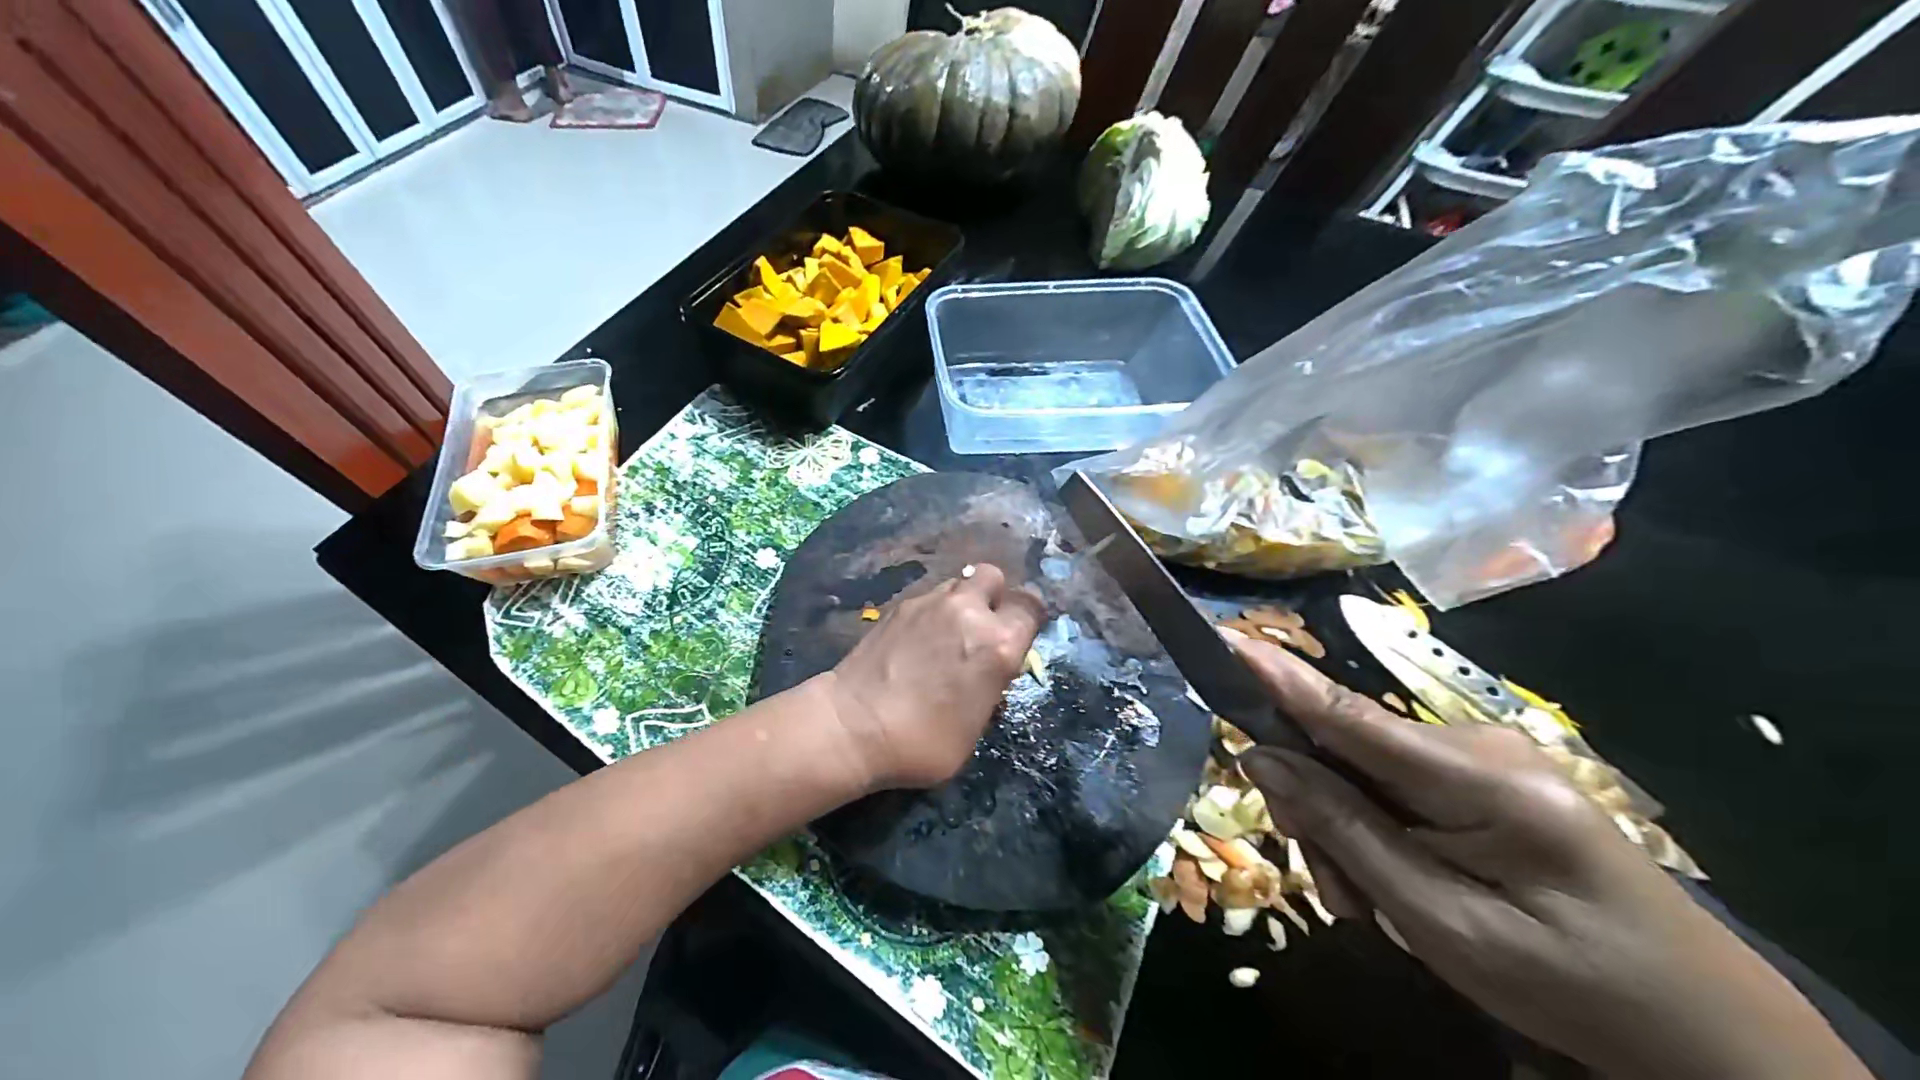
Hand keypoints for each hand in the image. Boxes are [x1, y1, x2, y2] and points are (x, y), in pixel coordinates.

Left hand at [821, 563, 1045, 790]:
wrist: (853, 726)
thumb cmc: (924, 742)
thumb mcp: (978, 727)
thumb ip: (992, 683)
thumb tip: (989, 668)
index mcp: (997, 643)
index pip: (1031, 607)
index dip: (1026, 620)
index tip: (1017, 638)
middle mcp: (968, 611)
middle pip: (993, 577)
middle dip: (993, 596)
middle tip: (980, 629)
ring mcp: (930, 603)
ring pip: (958, 584)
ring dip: (960, 604)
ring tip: (944, 636)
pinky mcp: (899, 606)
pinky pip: (928, 599)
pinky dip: (930, 614)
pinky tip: (915, 643)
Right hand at [1225, 632, 1868, 1079]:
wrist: (1699, 1029)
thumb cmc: (1570, 983)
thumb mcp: (1442, 920)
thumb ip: (1346, 831)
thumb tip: (1263, 760)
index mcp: (1480, 778)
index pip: (1349, 714)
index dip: (1278, 676)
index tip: (1225, 638)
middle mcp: (1478, 745)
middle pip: (1344, 748)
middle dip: (1314, 806)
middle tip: (1332, 889)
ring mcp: (1484, 758)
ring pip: (1361, 770)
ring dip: (1342, 829)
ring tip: (1366, 905)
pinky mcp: (1485, 778)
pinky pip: (1393, 785)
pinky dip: (1372, 829)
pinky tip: (1389, 884)